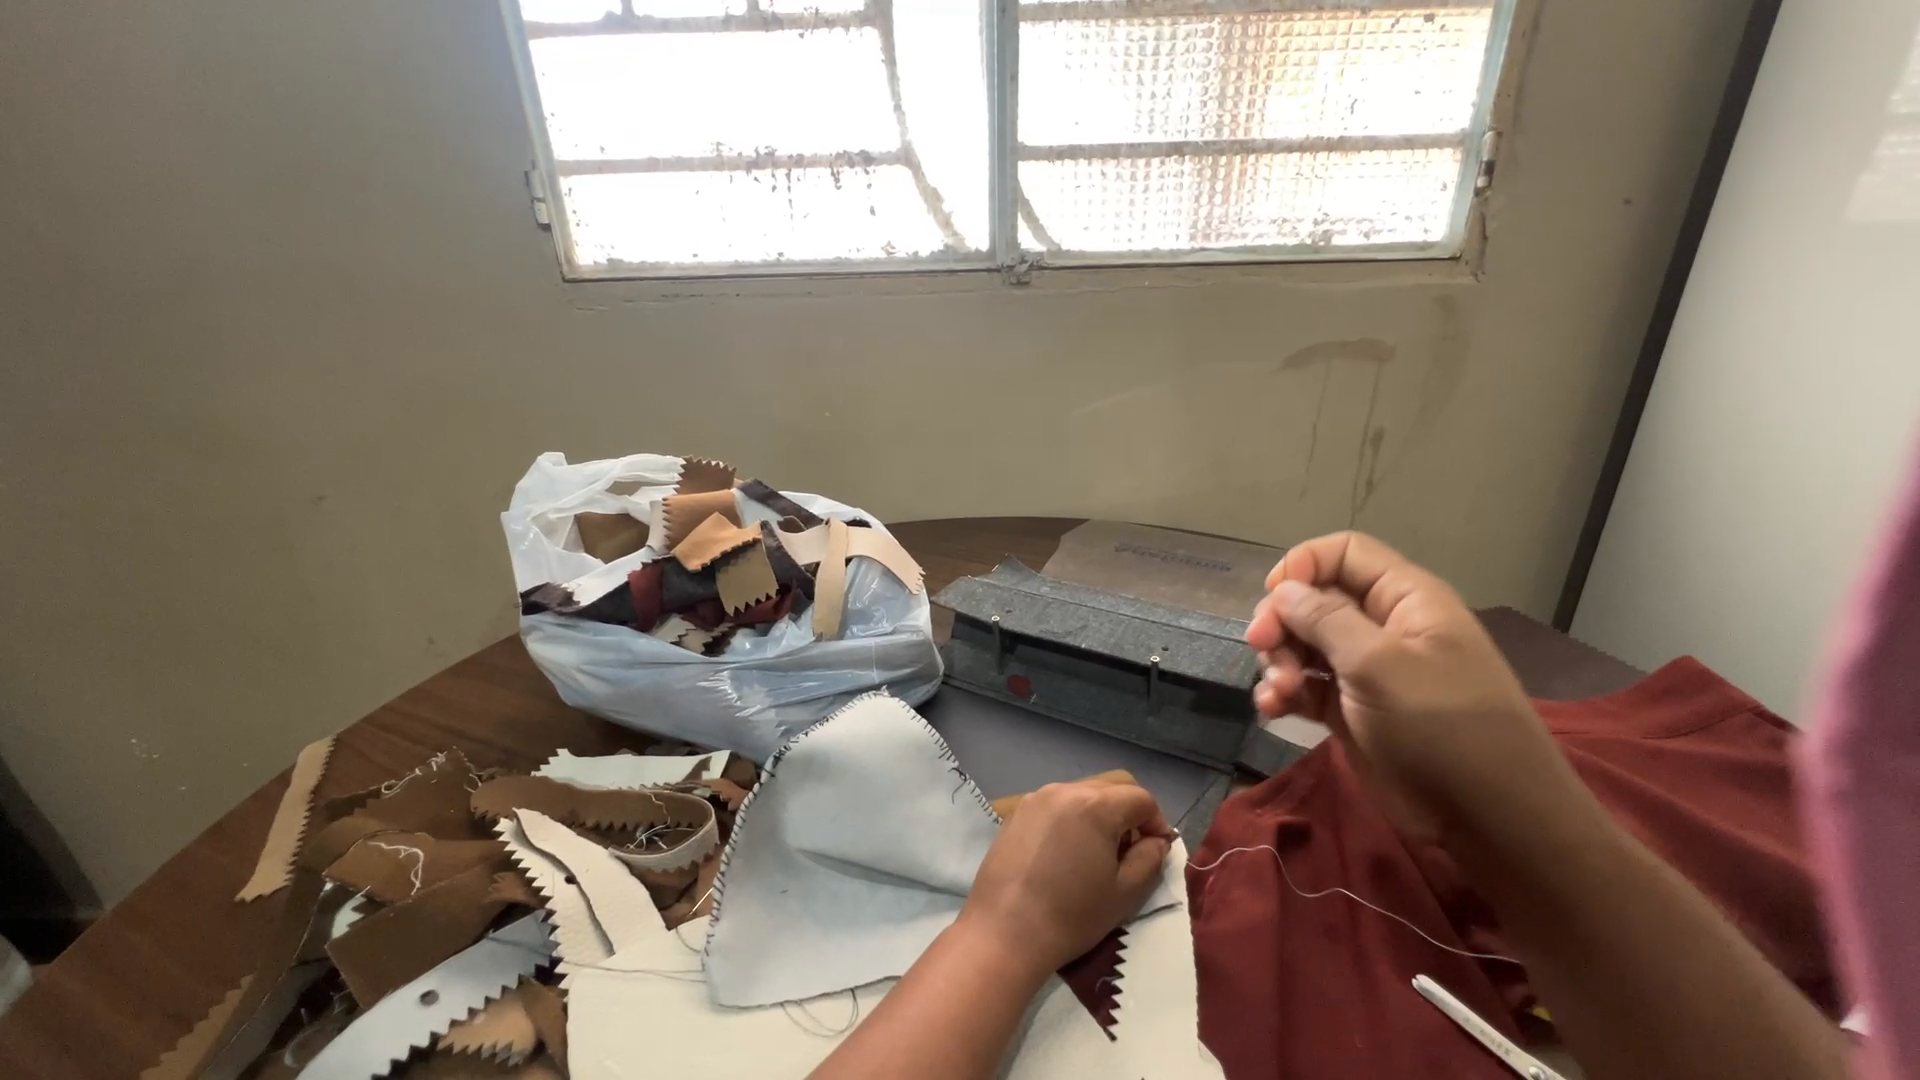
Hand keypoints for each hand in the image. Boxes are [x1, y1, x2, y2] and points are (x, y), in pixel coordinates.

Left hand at [958, 780, 1172, 975]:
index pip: (1140, 798)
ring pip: (1080, 797)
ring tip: (1094, 857)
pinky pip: (1054, 807)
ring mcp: (1035, 799)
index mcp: (1095, 804)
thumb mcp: (1125, 892)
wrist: (1005, 932)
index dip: (1156, 822)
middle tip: (1127, 856)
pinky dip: (1069, 822)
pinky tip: (1063, 857)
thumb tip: (1157, 840)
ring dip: (1097, 818)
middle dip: (1127, 818)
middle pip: (1109, 792)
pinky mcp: (1015, 814)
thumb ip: (1149, 858)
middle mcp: (1063, 790)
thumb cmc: (1072, 915)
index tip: (1156, 851)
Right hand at [1245, 531, 1580, 839]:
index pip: (1344, 553)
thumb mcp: (1381, 665)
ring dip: (1279, 662)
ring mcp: (1366, 671)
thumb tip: (1282, 589)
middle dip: (1282, 621)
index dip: (1303, 565)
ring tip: (1279, 693)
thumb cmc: (1443, 728)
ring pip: (1303, 644)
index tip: (1273, 598)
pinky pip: (1305, 686)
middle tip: (1263, 649)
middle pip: (1314, 599)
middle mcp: (1383, 627)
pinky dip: (1284, 694)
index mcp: (1405, 599)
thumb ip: (1325, 620)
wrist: (1488, 820)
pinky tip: (1272, 710)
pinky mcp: (1351, 710)